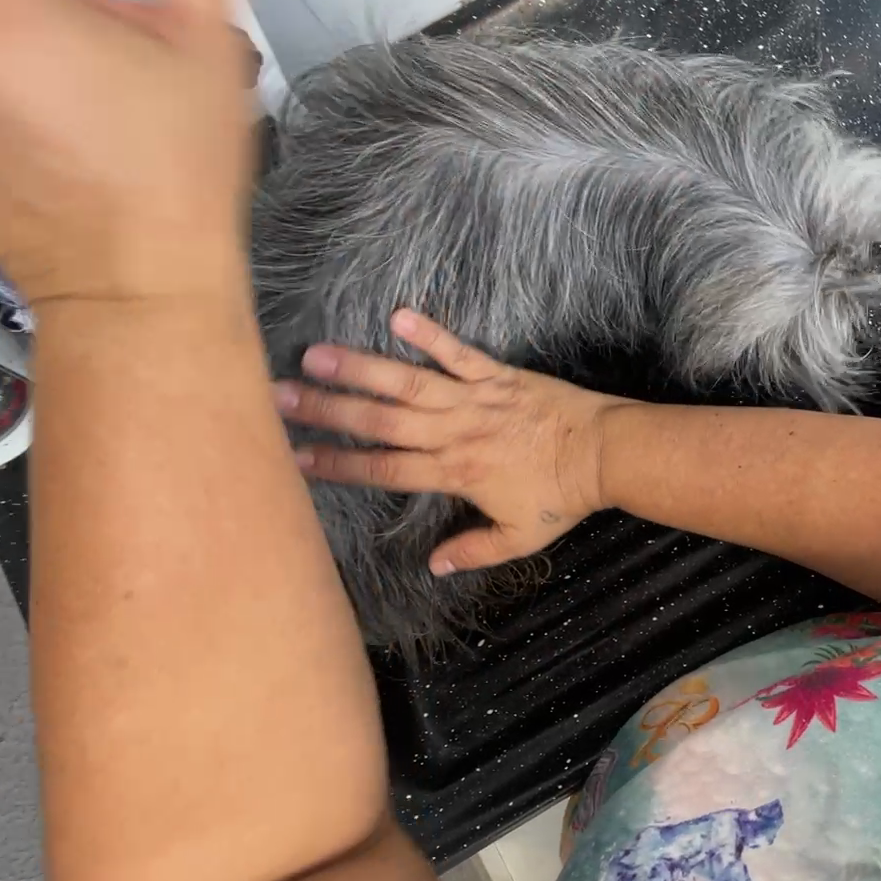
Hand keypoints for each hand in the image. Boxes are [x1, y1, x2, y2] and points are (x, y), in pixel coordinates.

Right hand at [275, 310, 632, 573]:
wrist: (604, 454)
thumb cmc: (563, 496)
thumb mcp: (520, 537)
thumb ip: (474, 550)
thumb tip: (434, 566)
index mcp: (455, 473)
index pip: (384, 469)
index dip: (337, 464)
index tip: (294, 457)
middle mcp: (455, 433)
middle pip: (381, 422)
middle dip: (328, 410)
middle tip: (277, 395)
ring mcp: (475, 400)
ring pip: (408, 384)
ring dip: (362, 368)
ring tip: (315, 354)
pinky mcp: (499, 375)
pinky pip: (459, 353)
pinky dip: (431, 335)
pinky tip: (399, 314)